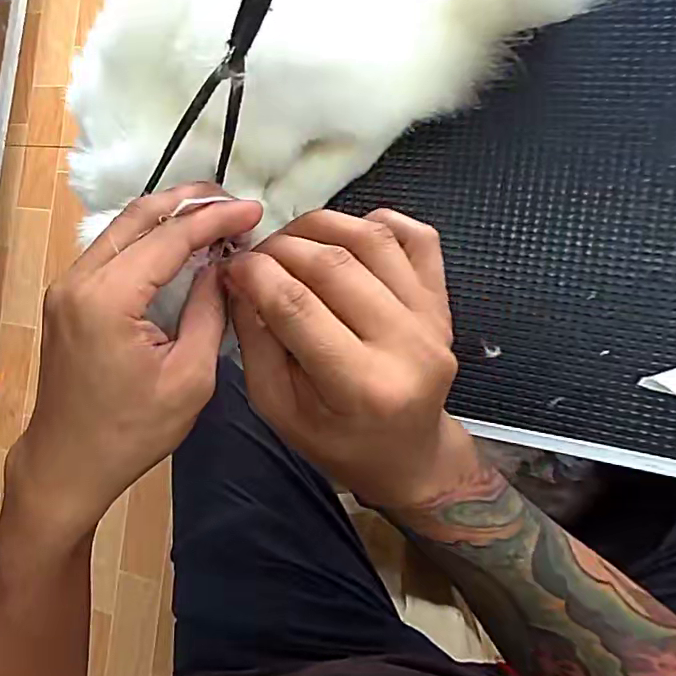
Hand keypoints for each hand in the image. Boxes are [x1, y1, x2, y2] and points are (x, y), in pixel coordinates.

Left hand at [11, 182, 262, 542]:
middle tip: (234, 202)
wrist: (67, 463)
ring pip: (123, 227)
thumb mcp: (190, 377)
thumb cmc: (133, 431)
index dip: (216, 219)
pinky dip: (151, 238)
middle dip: (191, 201)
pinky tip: (181, 243)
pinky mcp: (68, 297)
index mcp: (108, 299)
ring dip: (170, 215)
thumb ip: (208, 311)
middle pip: (139, 215)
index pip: (170, 237)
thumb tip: (222, 267)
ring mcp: (68, 285)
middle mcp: (80, 280)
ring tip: (215, 215)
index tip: (254, 210)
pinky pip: (114, 249)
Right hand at [225, 208, 485, 510]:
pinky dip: (377, 221)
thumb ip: (255, 342)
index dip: (255, 273)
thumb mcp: (278, 408)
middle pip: (333, 265)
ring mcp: (431, 319)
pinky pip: (417, 238)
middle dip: (280, 248)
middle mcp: (406, 346)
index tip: (232, 265)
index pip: (297, 306)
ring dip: (321, 226)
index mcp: (362, 387)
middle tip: (256, 255)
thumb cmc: (338, 441)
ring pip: (373, 239)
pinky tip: (345, 235)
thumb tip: (239, 277)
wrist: (408, 454)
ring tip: (290, 240)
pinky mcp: (443, 301)